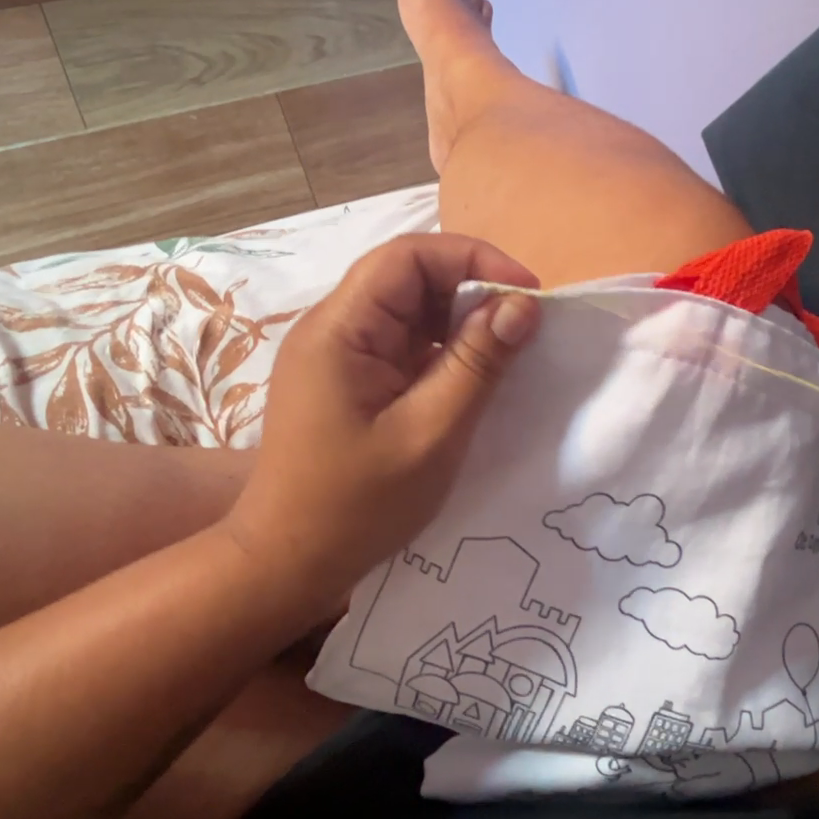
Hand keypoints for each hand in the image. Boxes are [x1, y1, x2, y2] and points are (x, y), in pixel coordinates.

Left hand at [225, 233, 540, 604]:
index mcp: (340, 329)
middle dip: (470, 292)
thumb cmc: (358, 505)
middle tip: (523, 330)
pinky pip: (400, 346)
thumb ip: (477, 365)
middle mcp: (332, 329)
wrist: (290, 561)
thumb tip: (522, 306)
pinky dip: (440, 353)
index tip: (527, 296)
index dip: (473, 260)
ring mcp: (337, 356)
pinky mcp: (346, 382)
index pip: (408, 256)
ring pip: (407, 312)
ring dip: (458, 324)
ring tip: (505, 355)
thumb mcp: (431, 434)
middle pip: (407, 278)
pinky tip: (471, 379)